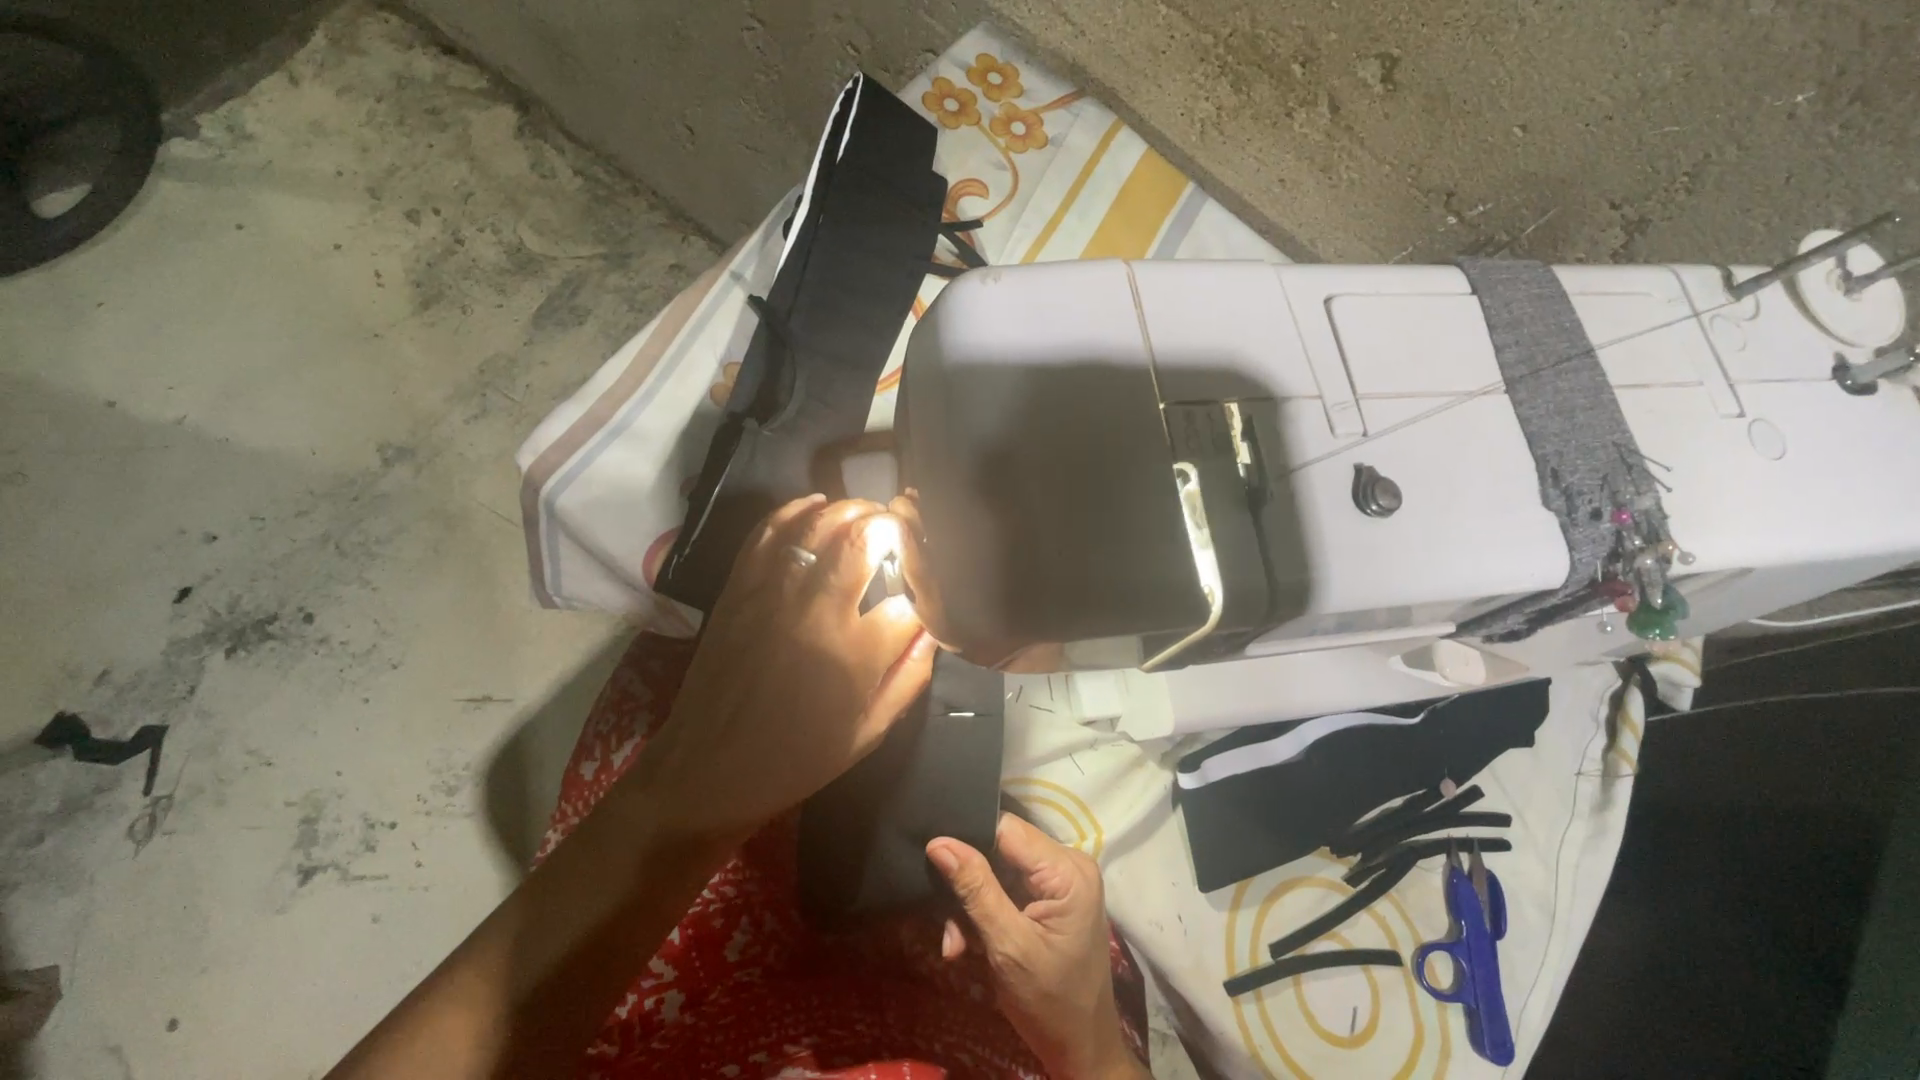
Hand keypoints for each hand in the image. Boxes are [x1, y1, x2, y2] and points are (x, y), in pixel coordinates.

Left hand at [624, 496, 936, 844]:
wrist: (708, 768)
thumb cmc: (796, 757)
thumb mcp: (869, 734)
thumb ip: (909, 677)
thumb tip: (934, 631)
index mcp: (856, 653)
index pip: (912, 599)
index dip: (927, 590)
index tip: (927, 595)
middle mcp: (818, 610)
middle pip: (867, 538)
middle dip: (894, 526)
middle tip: (904, 532)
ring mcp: (774, 591)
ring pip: (821, 523)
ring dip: (853, 509)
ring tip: (870, 515)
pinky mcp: (741, 585)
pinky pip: (770, 529)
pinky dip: (797, 508)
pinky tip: (819, 503)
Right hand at [927, 815, 1145, 1079]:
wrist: (1079, 1049)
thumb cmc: (1050, 1000)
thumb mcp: (1007, 946)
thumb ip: (975, 889)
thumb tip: (939, 842)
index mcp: (1067, 870)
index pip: (1006, 828)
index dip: (968, 840)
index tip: (933, 861)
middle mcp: (1067, 864)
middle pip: (1000, 849)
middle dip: (967, 884)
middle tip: (947, 923)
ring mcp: (1059, 883)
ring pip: (996, 871)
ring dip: (970, 907)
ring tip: (955, 945)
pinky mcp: (1048, 900)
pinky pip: (1005, 890)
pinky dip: (983, 916)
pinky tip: (966, 946)